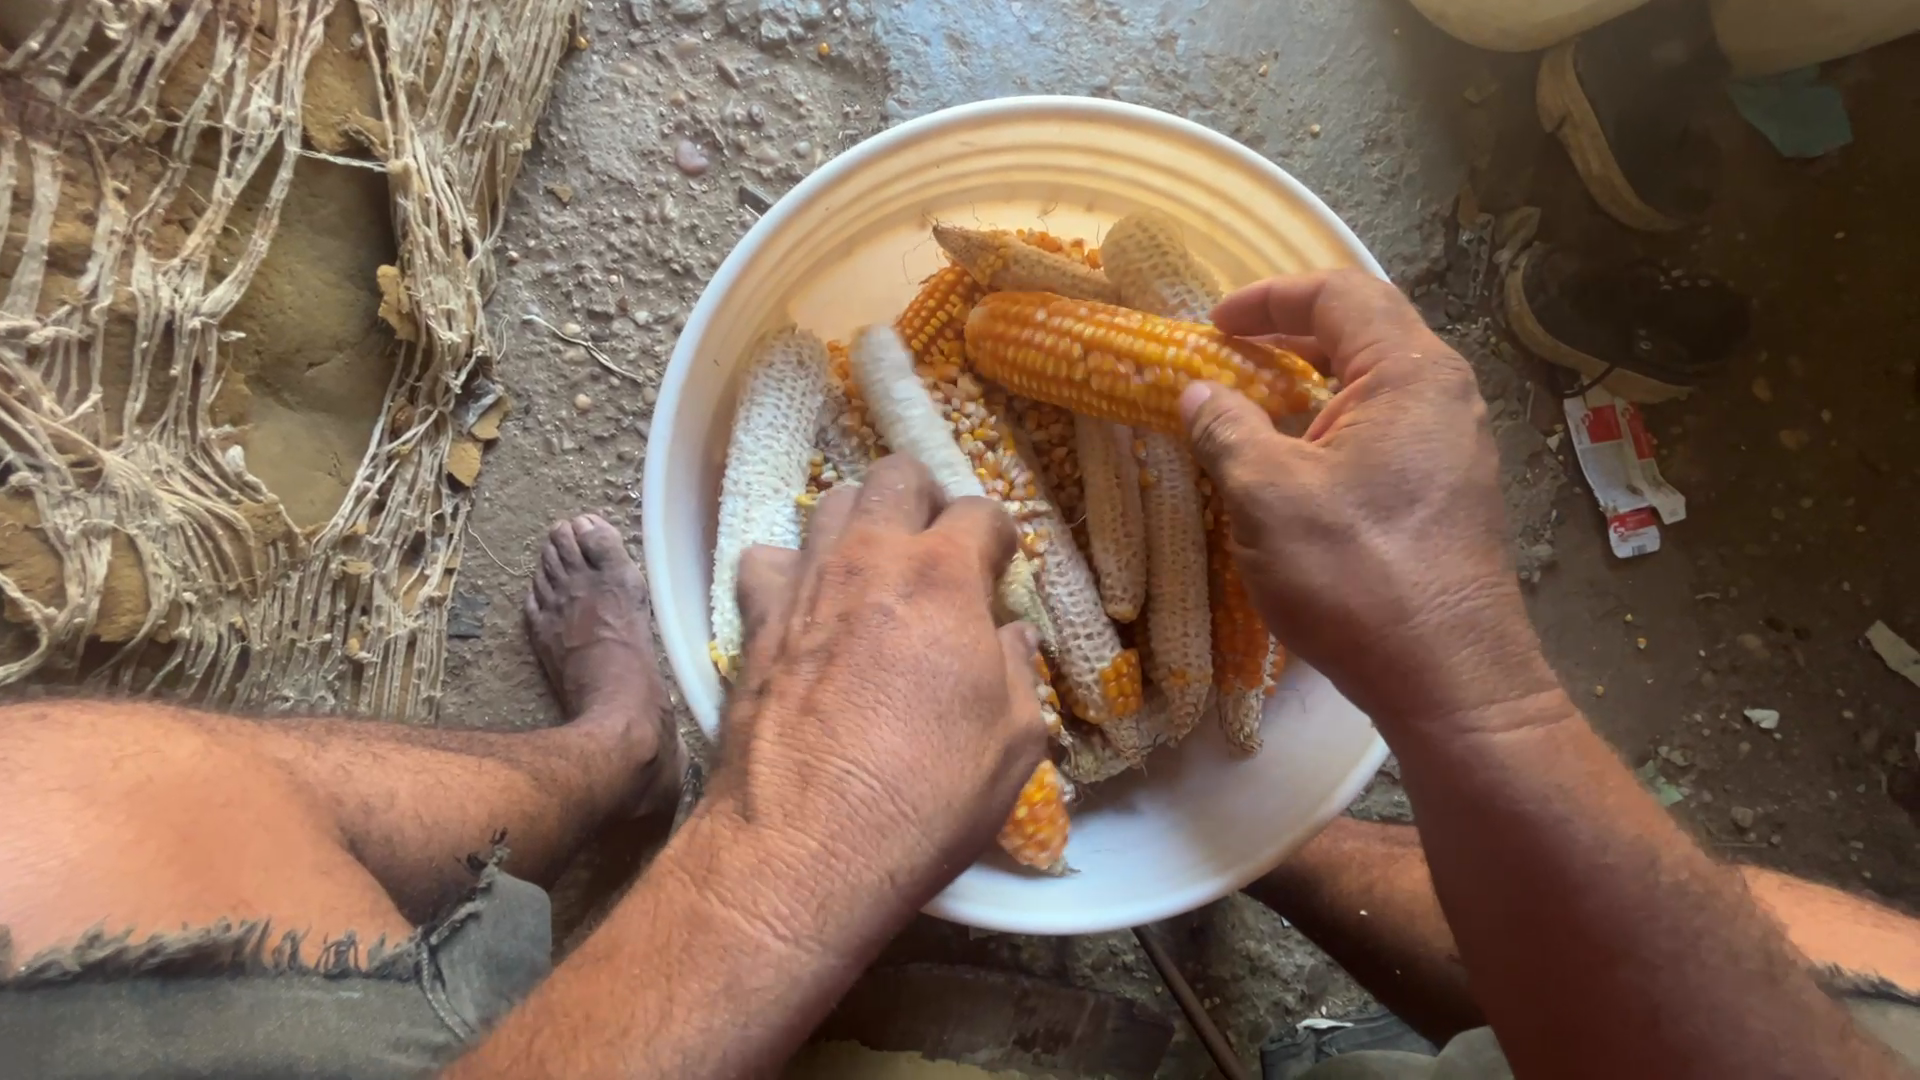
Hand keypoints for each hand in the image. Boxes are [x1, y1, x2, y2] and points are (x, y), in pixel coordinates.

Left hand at [714, 455, 1046, 913]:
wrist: (806, 846)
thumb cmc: (928, 794)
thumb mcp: (1014, 741)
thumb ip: (1019, 671)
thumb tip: (1011, 637)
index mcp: (943, 578)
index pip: (981, 511)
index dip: (999, 534)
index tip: (999, 566)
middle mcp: (870, 559)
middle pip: (896, 475)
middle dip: (925, 497)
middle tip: (936, 544)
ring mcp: (806, 583)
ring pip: (831, 503)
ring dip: (862, 522)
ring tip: (874, 568)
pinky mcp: (756, 620)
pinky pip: (767, 560)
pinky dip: (792, 569)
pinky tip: (806, 605)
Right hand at [1182, 270, 1557, 731]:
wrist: (1444, 675)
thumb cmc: (1353, 572)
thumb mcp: (1267, 493)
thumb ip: (1227, 428)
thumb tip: (1197, 391)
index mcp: (1409, 375)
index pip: (1339, 293)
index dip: (1268, 297)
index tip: (1213, 324)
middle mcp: (1441, 396)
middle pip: (1360, 333)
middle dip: (1285, 335)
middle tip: (1225, 356)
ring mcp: (1447, 446)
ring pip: (1367, 387)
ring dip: (1302, 385)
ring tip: (1246, 406)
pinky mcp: (1439, 491)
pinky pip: (1375, 431)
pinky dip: (1322, 427)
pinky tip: (1285, 464)